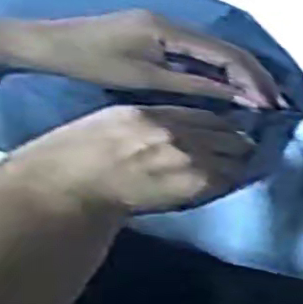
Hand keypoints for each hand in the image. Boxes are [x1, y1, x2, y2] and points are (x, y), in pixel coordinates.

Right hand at [0, 105, 257, 216]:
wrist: (64, 189)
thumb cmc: (74, 158)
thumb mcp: (111, 123)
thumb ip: (154, 122)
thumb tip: (192, 128)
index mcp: (149, 114)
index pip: (210, 117)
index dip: (223, 128)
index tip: (226, 137)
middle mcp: (176, 132)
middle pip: (232, 137)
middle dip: (236, 146)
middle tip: (232, 156)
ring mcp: (193, 157)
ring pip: (238, 158)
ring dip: (236, 165)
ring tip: (226, 171)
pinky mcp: (202, 181)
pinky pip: (232, 179)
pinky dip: (230, 181)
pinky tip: (220, 184)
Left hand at [14, 10, 280, 108]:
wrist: (37, 45)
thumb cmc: (89, 62)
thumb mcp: (148, 78)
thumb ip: (201, 86)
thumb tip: (246, 99)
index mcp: (170, 30)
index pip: (228, 55)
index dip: (254, 80)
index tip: (271, 105)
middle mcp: (174, 24)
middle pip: (231, 51)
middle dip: (258, 78)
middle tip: (278, 104)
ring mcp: (168, 28)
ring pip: (222, 53)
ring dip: (246, 76)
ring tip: (263, 99)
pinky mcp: (162, 36)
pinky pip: (206, 54)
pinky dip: (226, 72)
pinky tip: (237, 88)